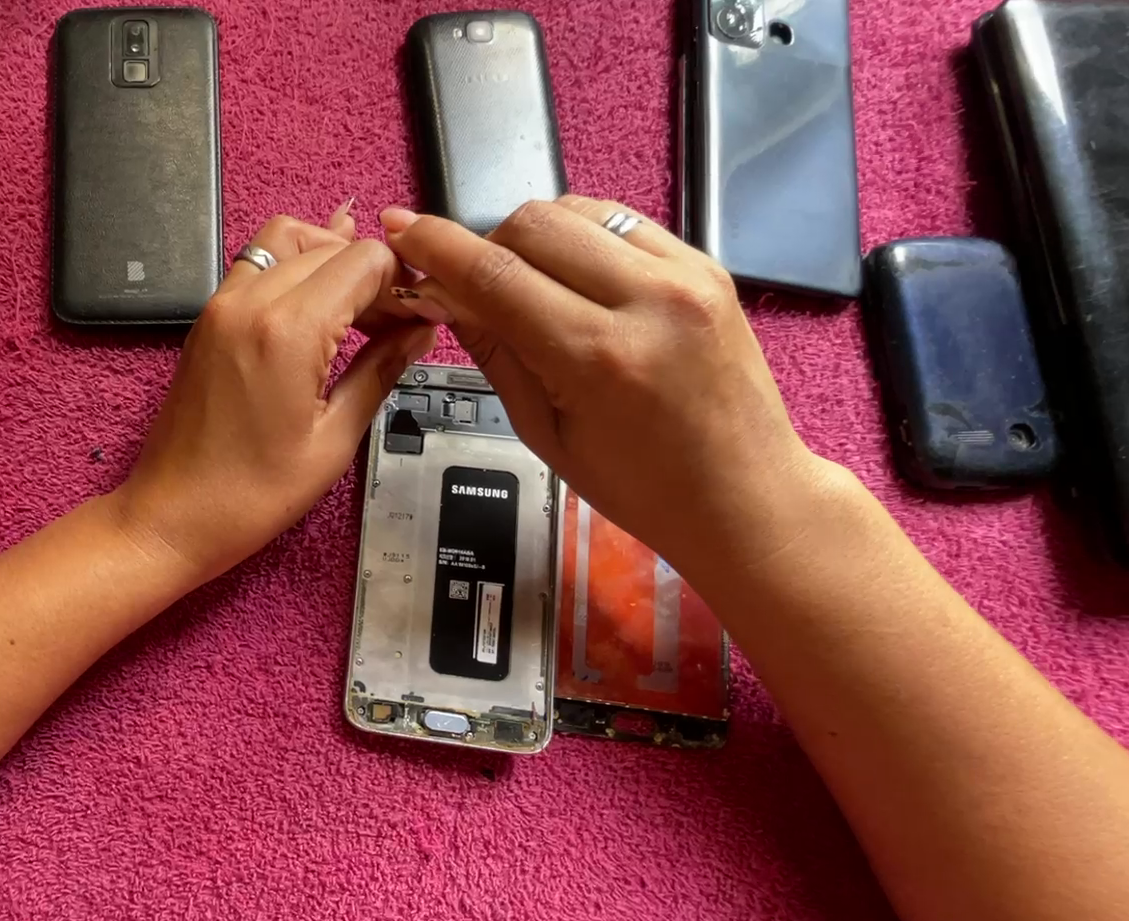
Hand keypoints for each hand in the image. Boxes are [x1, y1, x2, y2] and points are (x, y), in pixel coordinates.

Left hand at [114, 207, 437, 580]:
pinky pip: (254, 268)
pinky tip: (316, 305)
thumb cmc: (250, 495)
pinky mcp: (205, 323)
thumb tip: (416, 332)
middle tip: (395, 323)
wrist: (171, 516)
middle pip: (329, 248)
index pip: (363, 261)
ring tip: (356, 308)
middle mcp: (248, 303)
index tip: (417, 319)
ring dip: (328, 260)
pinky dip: (290, 271)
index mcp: (288, 330)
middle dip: (372, 275)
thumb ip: (379, 371)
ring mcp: (219, 308)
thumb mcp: (332, 441)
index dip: (401, 283)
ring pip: (286, 241)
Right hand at [380, 195, 839, 575]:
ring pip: (576, 209)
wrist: (740, 491)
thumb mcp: (541, 430)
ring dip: (529, 237)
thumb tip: (441, 297)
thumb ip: (493, 351)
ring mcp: (687, 272)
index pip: (496, 276)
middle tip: (468, 287)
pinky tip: (568, 278)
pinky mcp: (706, 263)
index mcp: (597, 357)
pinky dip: (576, 238)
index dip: (436, 245)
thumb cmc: (632, 483)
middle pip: (534, 223)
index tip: (398, 226)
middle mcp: (648, 298)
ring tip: (522, 285)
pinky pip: (619, 221)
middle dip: (484, 245)